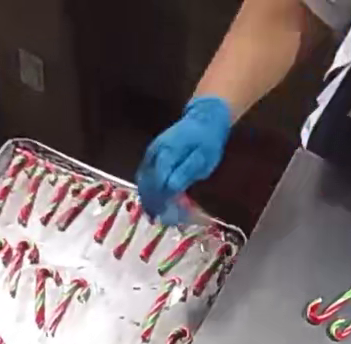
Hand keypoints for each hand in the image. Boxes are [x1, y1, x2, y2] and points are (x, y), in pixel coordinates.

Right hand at [136, 97, 232, 224]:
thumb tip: (170, 191)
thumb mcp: (203, 160)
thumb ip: (185, 175)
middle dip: (153, 204)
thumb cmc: (207, 142)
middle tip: (159, 219)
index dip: (162, 203)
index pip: (159, 185)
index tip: (167, 217)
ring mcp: (150, 153)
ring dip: (147, 198)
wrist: (204, 118)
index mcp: (168, 155)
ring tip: (155, 213)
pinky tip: (153, 199)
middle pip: (147, 185)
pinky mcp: (150, 154)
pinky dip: (147, 189)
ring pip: (142, 181)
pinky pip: (143, 175)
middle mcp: (154, 153)